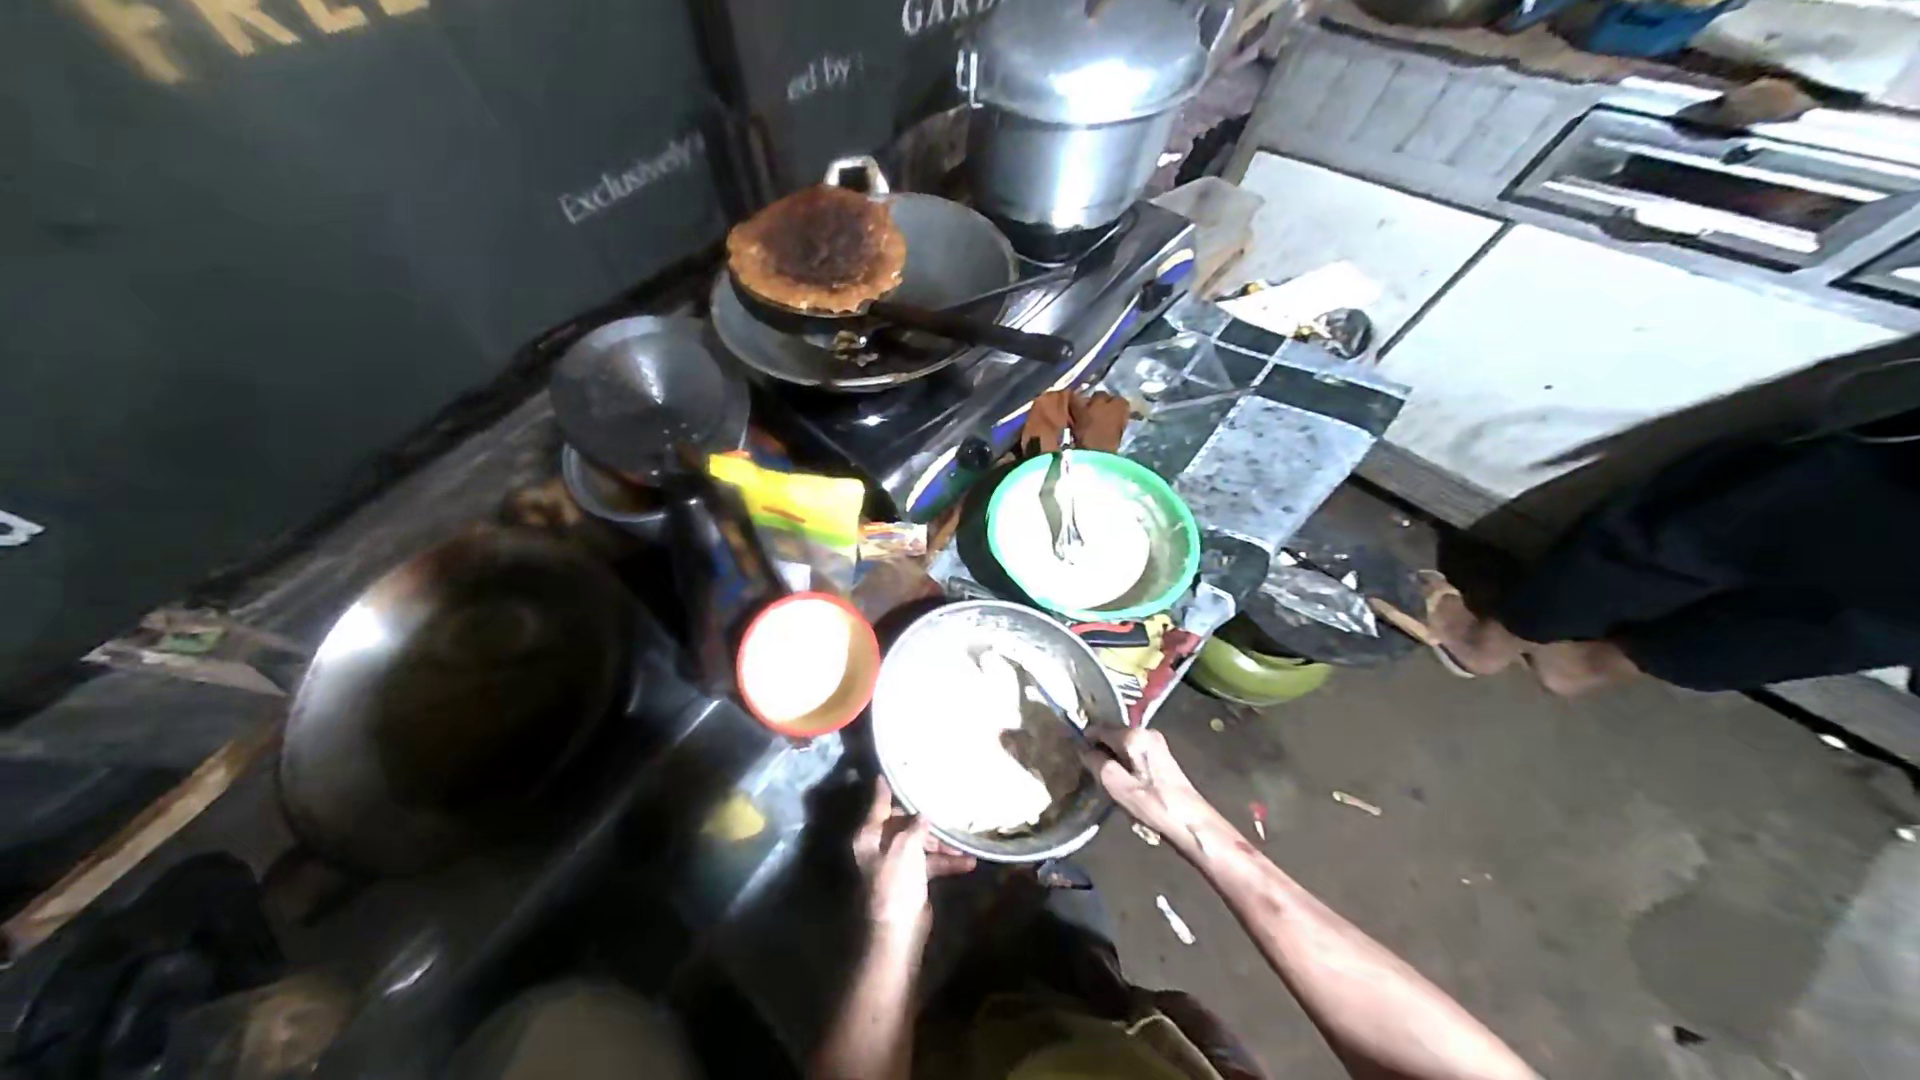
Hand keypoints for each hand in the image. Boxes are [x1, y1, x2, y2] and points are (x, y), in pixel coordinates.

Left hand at [852, 777, 976, 940]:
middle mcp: (879, 845)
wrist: (897, 933)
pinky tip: (967, 862)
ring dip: (941, 842)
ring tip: (964, 841)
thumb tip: (923, 813)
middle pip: (904, 822)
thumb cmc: (895, 885)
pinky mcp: (910, 879)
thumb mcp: (905, 849)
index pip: (880, 802)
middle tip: (948, 809)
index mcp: (870, 835)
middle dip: (927, 819)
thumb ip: (914, 826)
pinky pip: (929, 862)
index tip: (900, 768)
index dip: (889, 786)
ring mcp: (895, 862)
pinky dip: (945, 861)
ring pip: (920, 842)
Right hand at [1080, 725, 1232, 858]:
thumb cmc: (1154, 805)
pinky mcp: (1161, 757)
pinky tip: (1127, 787)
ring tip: (1109, 784)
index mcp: (1134, 734)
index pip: (1098, 728)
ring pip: (1122, 746)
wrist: (1193, 823)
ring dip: (1112, 762)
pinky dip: (1125, 766)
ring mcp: (1156, 743)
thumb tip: (1083, 750)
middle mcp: (1146, 731)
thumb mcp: (1117, 786)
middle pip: (1111, 736)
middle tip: (1093, 775)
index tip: (1076, 758)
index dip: (1085, 742)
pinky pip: (1133, 754)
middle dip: (1100, 752)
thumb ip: (1096, 763)